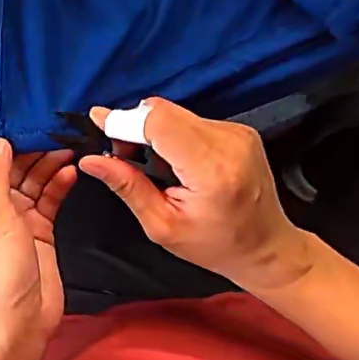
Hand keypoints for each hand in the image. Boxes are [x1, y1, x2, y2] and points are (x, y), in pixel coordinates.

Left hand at [0, 139, 75, 349]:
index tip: (15, 121)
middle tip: (53, 130)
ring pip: (31, 178)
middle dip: (28, 146)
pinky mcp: (38, 229)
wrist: (18, 321)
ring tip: (68, 146)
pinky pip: (49, 198)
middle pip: (7, 163)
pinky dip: (59, 184)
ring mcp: (15, 216)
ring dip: (48, 163)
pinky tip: (72, 172)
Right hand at [76, 99, 312, 290]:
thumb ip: (126, 186)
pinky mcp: (237, 130)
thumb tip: (90, 160)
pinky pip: (187, 118)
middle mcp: (228, 142)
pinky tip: (171, 159)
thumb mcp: (160, 225)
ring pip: (172, 113)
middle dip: (132, 126)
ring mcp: (236, 133)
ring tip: (151, 163)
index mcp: (211, 169)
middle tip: (122, 156)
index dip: (123, 121)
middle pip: (162, 112)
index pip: (158, 122)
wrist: (268, 248)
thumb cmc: (214, 244)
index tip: (97, 123)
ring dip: (150, 130)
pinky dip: (169, 133)